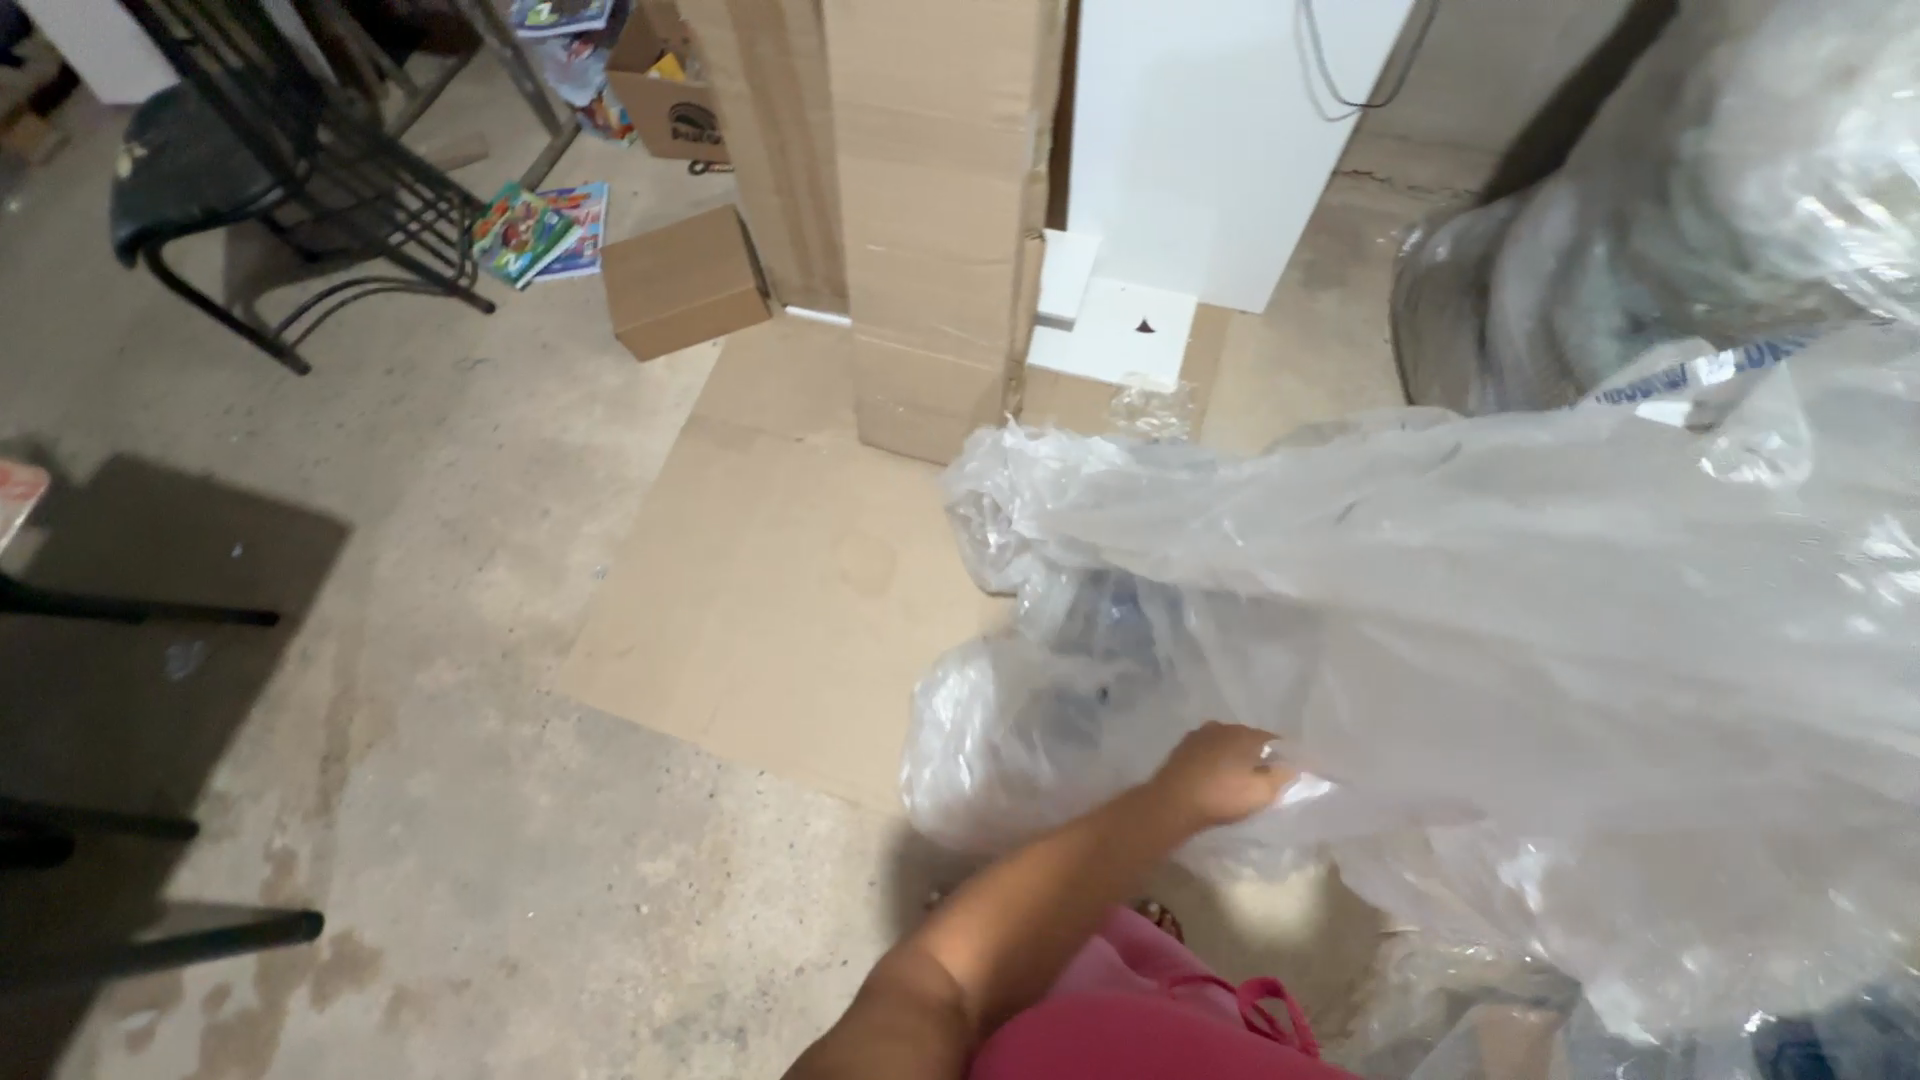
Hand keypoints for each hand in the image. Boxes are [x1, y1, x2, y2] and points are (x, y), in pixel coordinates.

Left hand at [1145, 722, 1294, 831]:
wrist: (1174, 801)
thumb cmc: (1222, 796)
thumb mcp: (1262, 791)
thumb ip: (1282, 775)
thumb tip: (1292, 764)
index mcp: (1244, 733)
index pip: (1274, 740)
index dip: (1283, 756)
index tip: (1287, 771)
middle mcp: (1222, 726)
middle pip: (1249, 739)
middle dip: (1258, 754)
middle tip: (1263, 776)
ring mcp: (1199, 734)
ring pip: (1227, 742)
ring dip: (1234, 755)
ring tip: (1238, 777)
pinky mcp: (1183, 746)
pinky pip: (1209, 749)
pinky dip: (1216, 758)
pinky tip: (1215, 774)